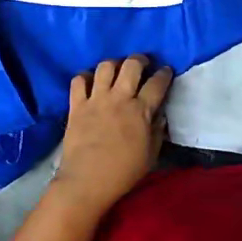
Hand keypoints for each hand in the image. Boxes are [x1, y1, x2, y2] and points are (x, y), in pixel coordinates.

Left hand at [53, 56, 173, 209]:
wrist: (87, 181)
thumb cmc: (123, 172)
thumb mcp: (151, 155)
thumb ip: (157, 131)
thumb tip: (160, 114)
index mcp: (140, 110)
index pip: (157, 83)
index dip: (164, 74)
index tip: (165, 71)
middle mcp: (119, 98)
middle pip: (131, 65)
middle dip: (140, 59)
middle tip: (142, 63)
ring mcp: (96, 99)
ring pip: (105, 67)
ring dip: (114, 64)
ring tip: (116, 69)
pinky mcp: (76, 105)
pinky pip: (78, 81)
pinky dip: (85, 77)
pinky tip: (90, 82)